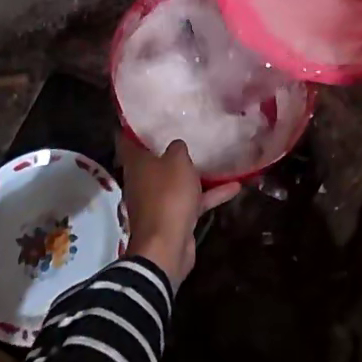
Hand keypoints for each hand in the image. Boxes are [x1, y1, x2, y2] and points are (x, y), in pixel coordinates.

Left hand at [118, 134, 240, 287]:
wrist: (167, 246)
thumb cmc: (167, 195)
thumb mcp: (177, 161)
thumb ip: (178, 148)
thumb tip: (176, 145)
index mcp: (135, 162)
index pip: (127, 138)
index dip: (135, 127)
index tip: (149, 115)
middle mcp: (142, 179)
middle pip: (154, 159)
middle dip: (169, 149)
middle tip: (186, 132)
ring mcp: (157, 200)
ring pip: (175, 181)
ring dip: (194, 174)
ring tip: (215, 158)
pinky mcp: (173, 218)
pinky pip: (191, 201)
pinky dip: (209, 195)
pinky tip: (234, 187)